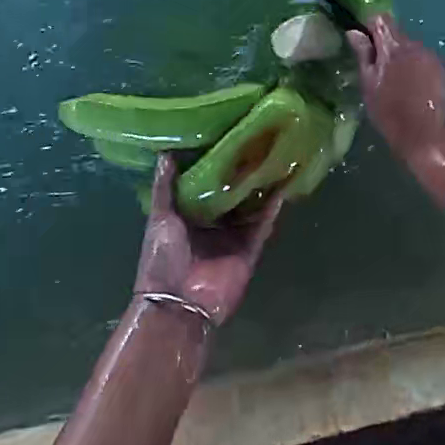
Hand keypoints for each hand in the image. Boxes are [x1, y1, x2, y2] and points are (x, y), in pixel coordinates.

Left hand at [133, 154, 281, 325]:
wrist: (179, 302)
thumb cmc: (163, 257)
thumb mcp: (160, 219)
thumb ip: (164, 189)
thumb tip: (166, 153)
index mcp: (189, 218)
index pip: (207, 188)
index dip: (217, 168)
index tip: (228, 142)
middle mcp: (214, 225)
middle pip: (233, 196)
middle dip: (243, 176)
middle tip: (258, 146)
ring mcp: (234, 236)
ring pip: (252, 207)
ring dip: (262, 189)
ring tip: (276, 160)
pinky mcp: (251, 247)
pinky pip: (264, 224)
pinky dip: (273, 208)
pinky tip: (283, 187)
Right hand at [346, 13, 444, 157]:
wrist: (424, 133)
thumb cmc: (388, 111)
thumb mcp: (368, 84)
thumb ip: (363, 54)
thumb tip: (354, 31)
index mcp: (394, 47)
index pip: (381, 20)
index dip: (370, 27)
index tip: (364, 43)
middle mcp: (415, 45)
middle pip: (397, 34)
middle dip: (386, 46)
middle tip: (377, 70)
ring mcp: (430, 56)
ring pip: (410, 47)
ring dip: (401, 57)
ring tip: (395, 81)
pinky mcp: (440, 68)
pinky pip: (422, 59)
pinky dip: (415, 66)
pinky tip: (411, 86)